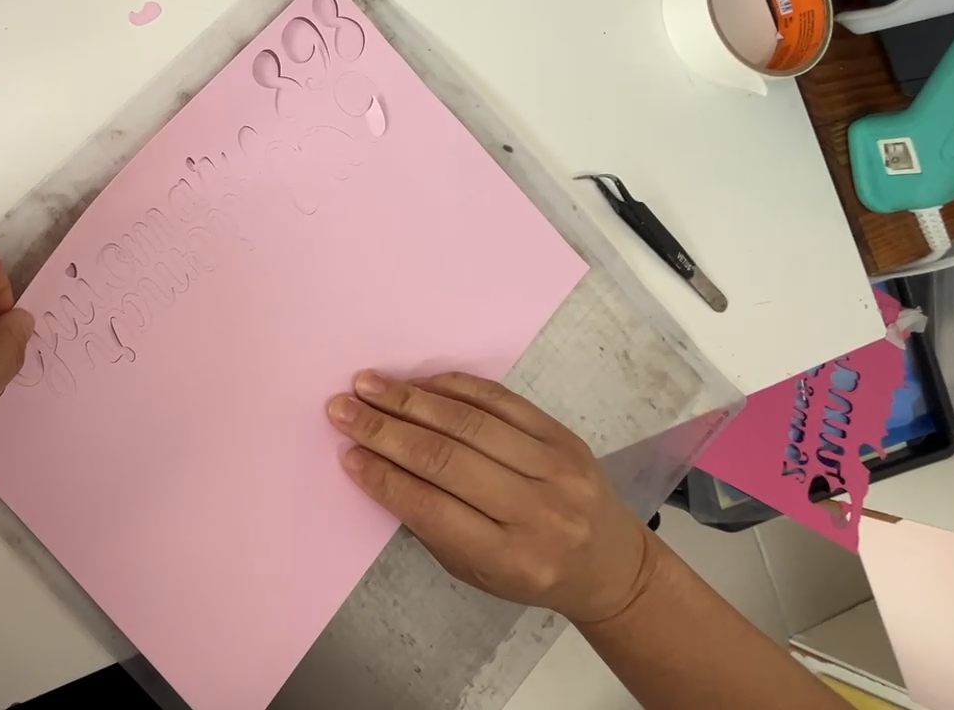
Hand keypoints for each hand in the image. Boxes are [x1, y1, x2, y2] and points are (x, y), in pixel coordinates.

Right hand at [325, 371, 657, 624]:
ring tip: (366, 384)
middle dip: (384, 429)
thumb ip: (427, 518)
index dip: (382, 476)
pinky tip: (413, 382)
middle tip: (341, 407)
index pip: (432, 508)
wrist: (612, 565)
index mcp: (512, 558)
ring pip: (468, 423)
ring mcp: (556, 469)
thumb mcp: (474, 567)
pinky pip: (497, 399)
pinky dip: (448, 385)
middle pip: (446, 458)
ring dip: (408, 399)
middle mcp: (540, 512)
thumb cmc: (528, 572)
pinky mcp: (563, 435)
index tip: (344, 451)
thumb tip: (371, 461)